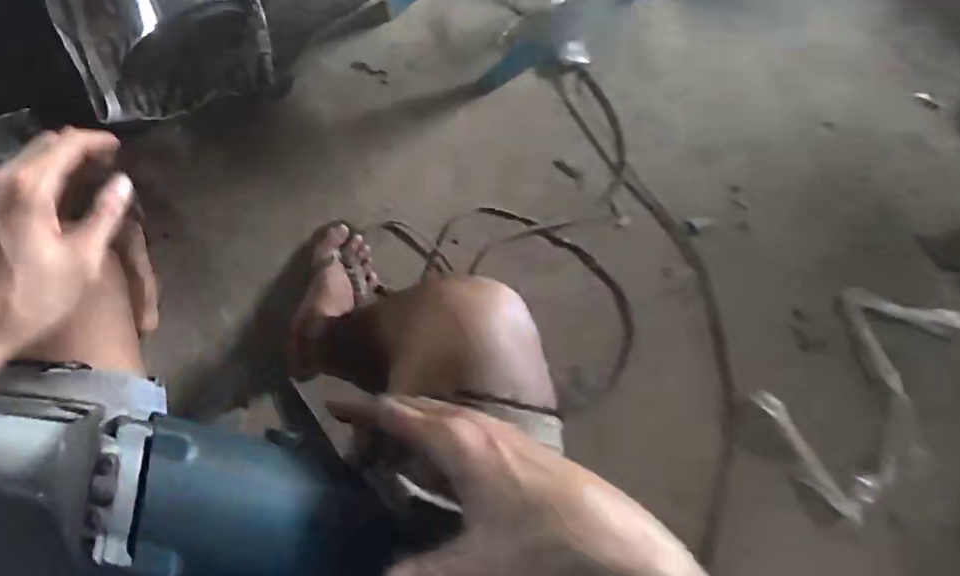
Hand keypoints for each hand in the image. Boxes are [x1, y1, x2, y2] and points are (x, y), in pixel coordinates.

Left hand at [0, 128, 135, 358]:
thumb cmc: (27, 299)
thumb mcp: (80, 262)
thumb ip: (104, 215)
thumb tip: (122, 181)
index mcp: (30, 186)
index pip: (69, 142)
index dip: (98, 140)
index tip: (120, 149)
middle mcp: (5, 177)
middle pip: (48, 141)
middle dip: (80, 146)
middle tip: (108, 163)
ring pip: (31, 154)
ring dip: (60, 158)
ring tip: (88, 177)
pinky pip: (18, 171)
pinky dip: (43, 171)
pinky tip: (59, 194)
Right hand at [334, 396, 704, 575]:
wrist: (629, 550)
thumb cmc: (545, 547)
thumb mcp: (477, 566)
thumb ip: (421, 573)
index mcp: (456, 439)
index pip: (394, 413)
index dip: (361, 409)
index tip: (331, 401)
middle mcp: (476, 425)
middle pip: (418, 408)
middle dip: (386, 414)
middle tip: (358, 428)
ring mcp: (505, 434)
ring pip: (446, 419)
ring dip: (416, 428)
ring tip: (397, 449)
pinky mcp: (526, 451)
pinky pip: (467, 432)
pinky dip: (443, 442)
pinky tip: (451, 475)